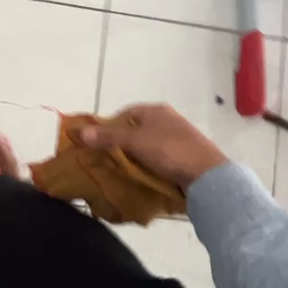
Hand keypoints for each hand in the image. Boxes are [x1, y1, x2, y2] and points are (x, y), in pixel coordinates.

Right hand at [80, 104, 229, 188]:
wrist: (208, 177)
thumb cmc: (169, 151)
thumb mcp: (134, 142)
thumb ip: (108, 137)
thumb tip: (80, 131)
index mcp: (156, 110)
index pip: (125, 113)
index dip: (110, 127)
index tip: (99, 144)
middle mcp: (168, 120)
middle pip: (136, 130)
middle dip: (122, 144)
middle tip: (109, 160)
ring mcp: (179, 138)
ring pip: (149, 145)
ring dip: (137, 157)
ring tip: (125, 171)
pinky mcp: (186, 156)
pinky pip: (161, 158)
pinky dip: (151, 166)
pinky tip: (146, 176)